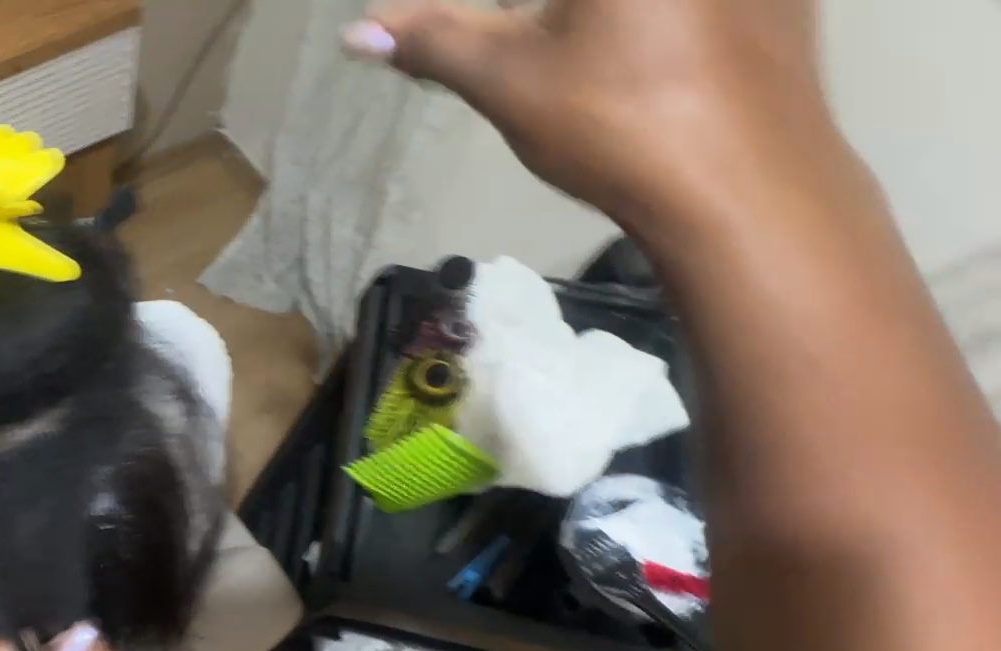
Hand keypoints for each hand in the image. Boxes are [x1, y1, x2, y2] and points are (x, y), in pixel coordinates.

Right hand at [342, 0, 841, 233]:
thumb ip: (434, 41)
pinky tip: (628, 64)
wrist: (743, 185)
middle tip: (499, 53)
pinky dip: (633, 20)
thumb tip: (355, 31)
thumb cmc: (615, 125)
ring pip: (610, 0)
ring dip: (576, 21)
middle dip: (530, 18)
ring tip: (573, 65)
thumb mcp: (508, 80)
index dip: (464, 8)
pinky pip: (674, 2)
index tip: (432, 24)